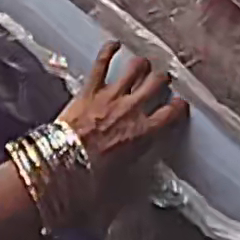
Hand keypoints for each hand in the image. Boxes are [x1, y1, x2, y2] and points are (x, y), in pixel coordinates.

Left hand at [56, 42, 188, 186]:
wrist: (59, 170)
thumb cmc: (89, 186)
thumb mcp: (120, 191)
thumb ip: (133, 183)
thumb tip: (137, 196)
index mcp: (143, 134)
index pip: (172, 114)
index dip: (180, 107)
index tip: (180, 105)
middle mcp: (132, 109)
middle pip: (157, 83)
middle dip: (162, 79)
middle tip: (162, 80)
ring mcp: (112, 95)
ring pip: (136, 67)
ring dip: (141, 65)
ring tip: (143, 64)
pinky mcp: (90, 89)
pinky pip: (102, 62)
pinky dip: (109, 50)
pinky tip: (115, 43)